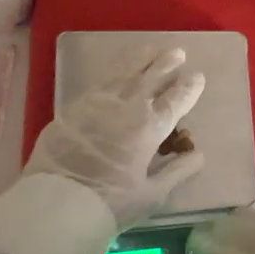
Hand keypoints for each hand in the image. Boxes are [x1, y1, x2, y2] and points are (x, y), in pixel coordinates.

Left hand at [26, 46, 204, 228]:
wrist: (55, 205)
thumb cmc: (110, 204)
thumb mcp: (151, 195)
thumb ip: (177, 172)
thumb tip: (198, 156)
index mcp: (150, 127)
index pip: (176, 99)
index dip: (189, 87)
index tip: (198, 76)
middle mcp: (127, 107)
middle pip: (151, 77)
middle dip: (166, 64)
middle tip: (177, 52)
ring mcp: (98, 103)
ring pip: (124, 72)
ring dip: (140, 58)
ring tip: (150, 48)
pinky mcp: (74, 108)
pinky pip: (100, 81)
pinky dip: (113, 70)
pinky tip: (117, 69)